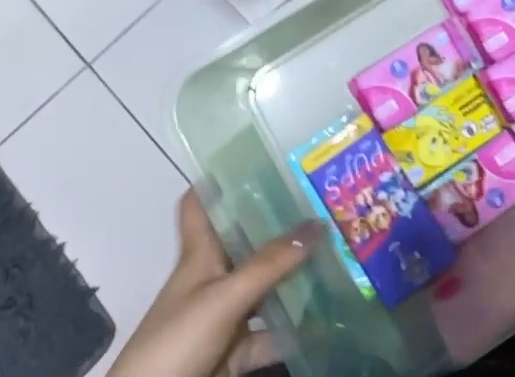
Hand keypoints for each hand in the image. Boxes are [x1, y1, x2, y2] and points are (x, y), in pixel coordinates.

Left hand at [109, 190, 320, 376]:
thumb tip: (316, 223)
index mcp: (199, 254)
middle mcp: (212, 279)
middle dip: (277, 227)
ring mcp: (225, 317)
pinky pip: (272, 336)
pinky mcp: (236, 353)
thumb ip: (269, 264)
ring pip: (264, 290)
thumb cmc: (178, 338)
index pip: (199, 206)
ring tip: (336, 253)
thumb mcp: (225, 296)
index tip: (251, 162)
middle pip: (244, 244)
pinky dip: (297, 331)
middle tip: (320, 204)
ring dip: (293, 278)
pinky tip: (330, 317)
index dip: (217, 182)